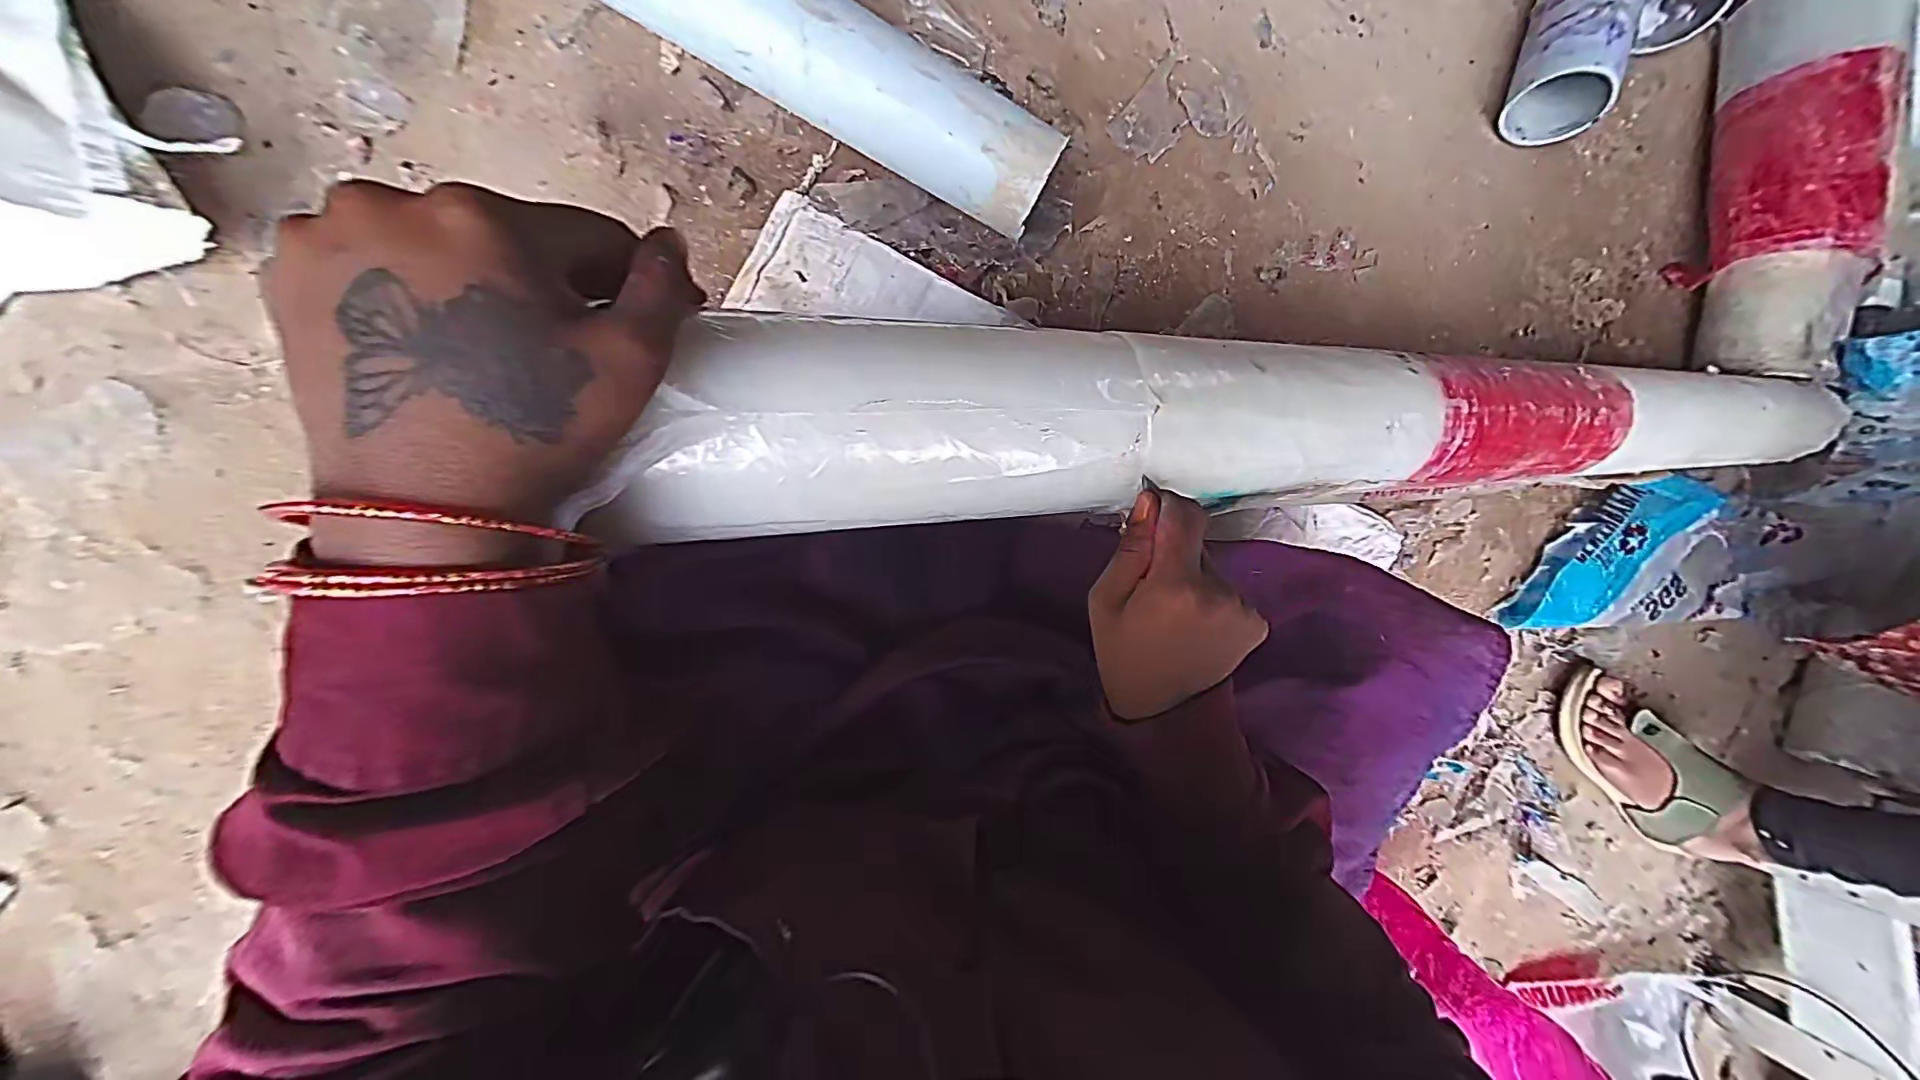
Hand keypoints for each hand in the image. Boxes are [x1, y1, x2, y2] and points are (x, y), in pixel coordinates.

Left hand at [264, 181, 704, 564]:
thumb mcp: (630, 360)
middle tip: (564, 346)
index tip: (634, 321)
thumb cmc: (536, 430)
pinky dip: (420, 294)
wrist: (430, 507)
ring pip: (448, 248)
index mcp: (485, 218)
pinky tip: (441, 346)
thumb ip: (660, 288)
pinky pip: (385, 267)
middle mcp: (393, 204)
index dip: (626, 282)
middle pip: (514, 238)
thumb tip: (667, 242)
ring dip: (483, 284)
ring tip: (499, 350)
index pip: (590, 235)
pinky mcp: (291, 279)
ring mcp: (328, 238)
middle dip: (549, 284)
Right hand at [1089, 490, 1270, 719]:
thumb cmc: (1123, 651)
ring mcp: (1243, 608)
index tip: (1151, 516)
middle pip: (1197, 542)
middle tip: (1151, 587)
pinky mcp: (1257, 622)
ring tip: (1173, 612)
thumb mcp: (1106, 599)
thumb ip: (1130, 549)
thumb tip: (1150, 503)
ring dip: (1193, 575)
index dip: (1167, 507)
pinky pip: (1228, 589)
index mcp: (1176, 585)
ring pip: (1212, 566)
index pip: (1185, 515)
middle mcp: (1218, 592)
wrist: (1163, 709)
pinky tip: (1194, 623)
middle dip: (1174, 552)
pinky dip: (1210, 596)